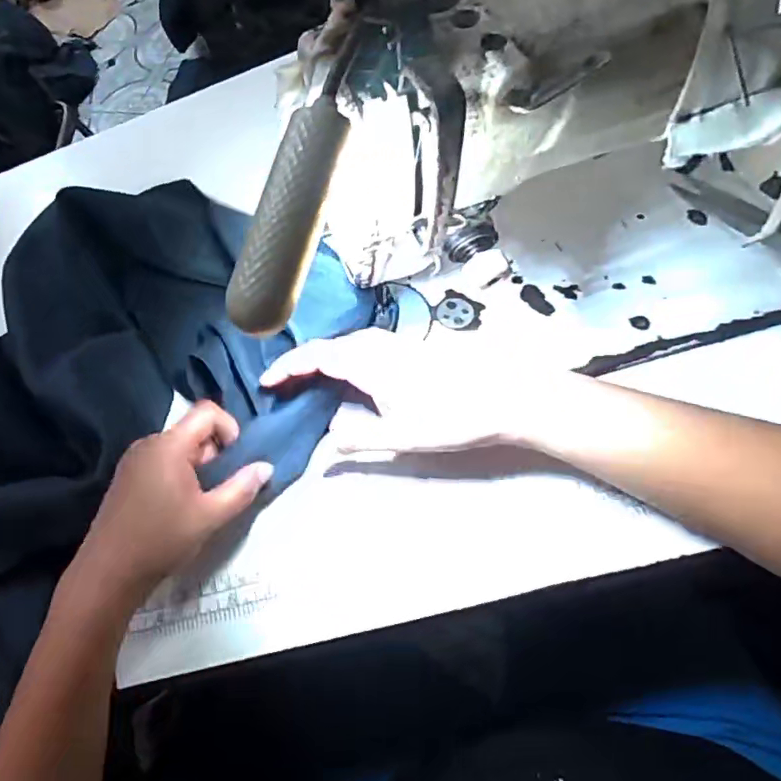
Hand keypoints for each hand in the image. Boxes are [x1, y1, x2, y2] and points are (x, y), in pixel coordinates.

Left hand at [63, 402, 272, 615]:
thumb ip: (241, 488)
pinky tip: (177, 506)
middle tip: (220, 490)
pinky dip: (177, 474)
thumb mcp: (210, 516)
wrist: (110, 567)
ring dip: (196, 467)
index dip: (230, 429)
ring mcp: (133, 458)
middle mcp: (148, 443)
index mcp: (168, 445)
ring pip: (177, 448)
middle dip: (214, 454)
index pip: (207, 411)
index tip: (237, 461)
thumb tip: (265, 466)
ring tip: (200, 502)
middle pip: (192, 431)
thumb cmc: (162, 539)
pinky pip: (160, 461)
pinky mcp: (126, 475)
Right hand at [259, 328, 588, 454]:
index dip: (286, 367)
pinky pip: (363, 345)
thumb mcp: (402, 436)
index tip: (266, 382)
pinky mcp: (412, 349)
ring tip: (308, 379)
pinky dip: (342, 356)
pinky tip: (349, 374)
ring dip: (321, 357)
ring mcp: (397, 344)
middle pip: (328, 345)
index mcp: (369, 363)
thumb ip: (358, 437)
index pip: (315, 356)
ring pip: (347, 343)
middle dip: (299, 362)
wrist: (514, 396)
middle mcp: (379, 347)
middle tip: (281, 384)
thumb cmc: (456, 417)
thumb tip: (327, 437)